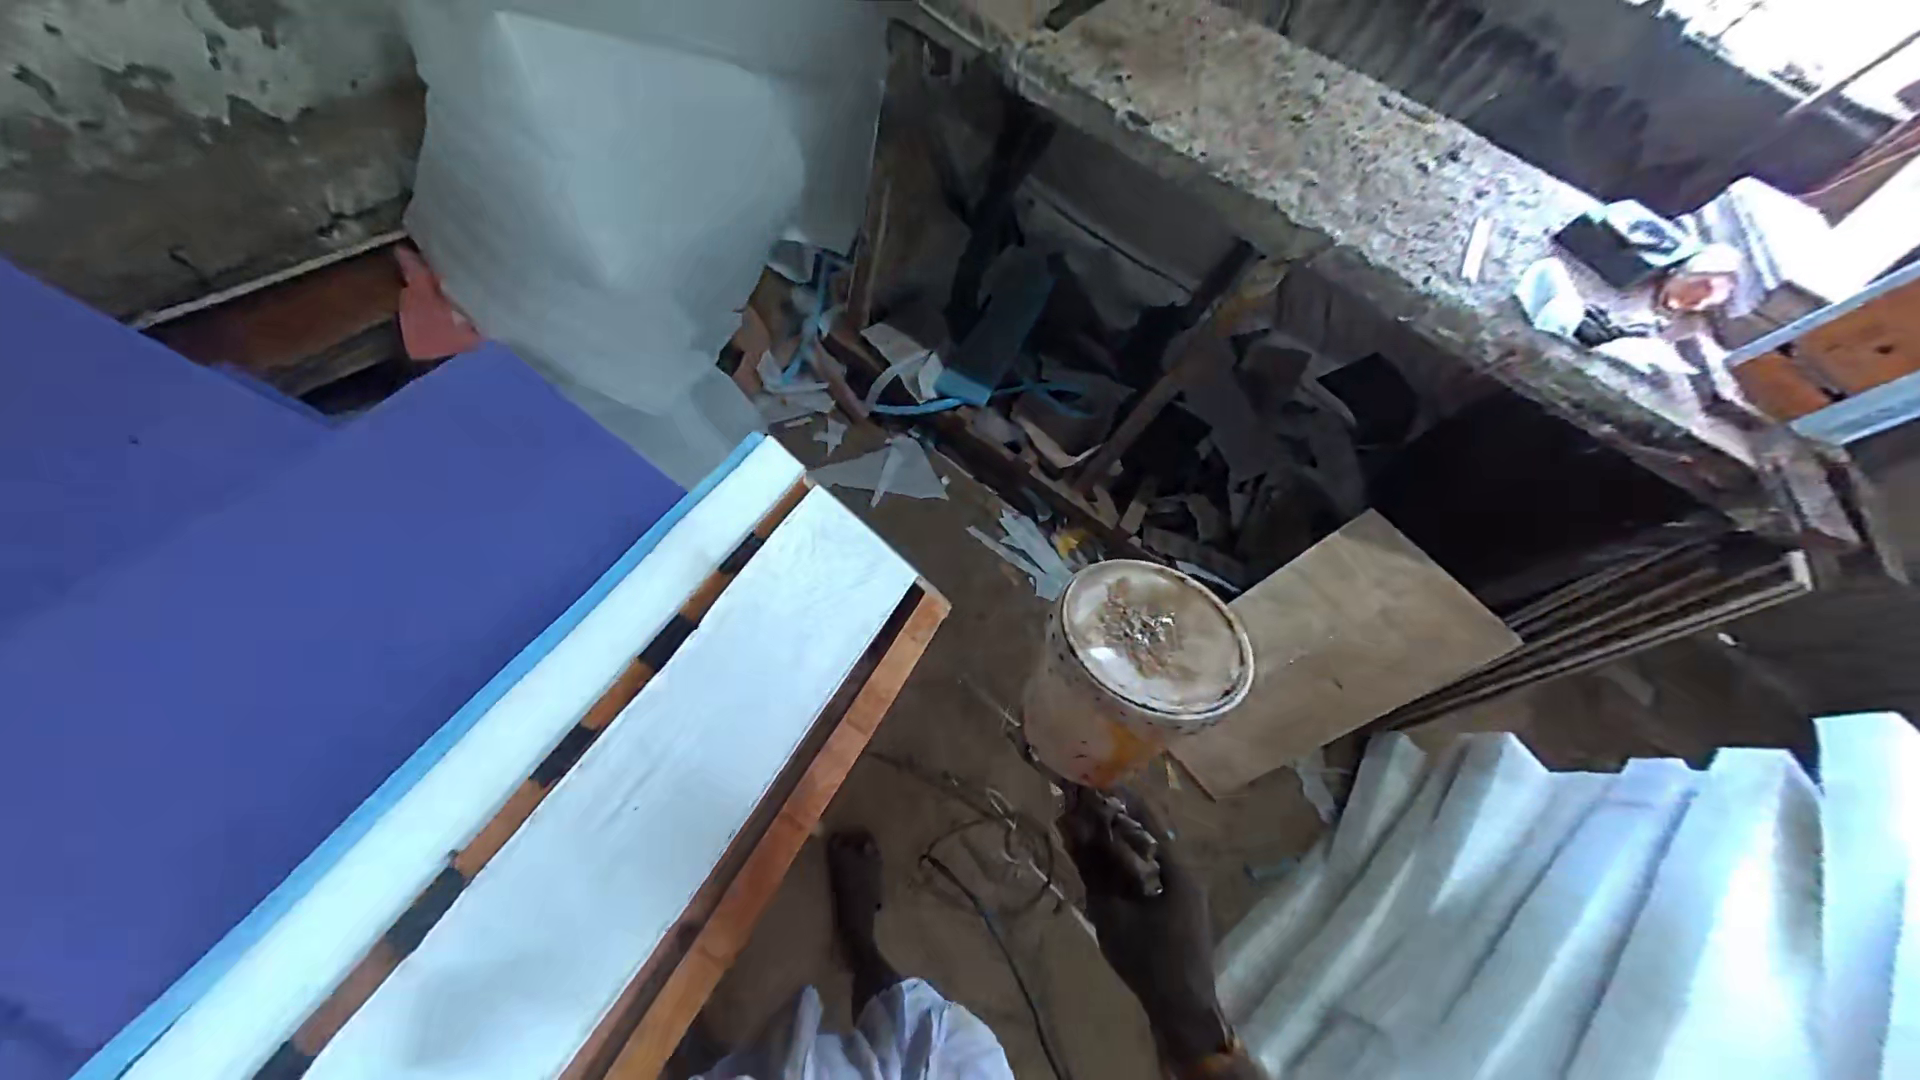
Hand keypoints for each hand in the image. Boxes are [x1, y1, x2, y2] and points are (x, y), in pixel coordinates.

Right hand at [1059, 784, 1230, 1064]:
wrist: (1183, 1012)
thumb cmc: (1148, 959)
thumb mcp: (1112, 912)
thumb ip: (1091, 865)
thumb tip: (1070, 825)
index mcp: (1177, 868)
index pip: (1148, 817)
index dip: (1119, 797)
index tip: (1092, 783)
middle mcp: (1184, 871)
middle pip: (1148, 831)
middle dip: (1113, 815)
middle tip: (1082, 803)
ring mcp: (1184, 889)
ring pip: (1148, 850)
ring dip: (1118, 837)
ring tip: (1087, 824)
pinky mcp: (1178, 905)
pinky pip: (1151, 870)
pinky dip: (1127, 860)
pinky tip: (1104, 857)